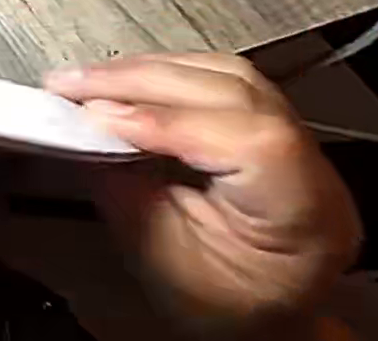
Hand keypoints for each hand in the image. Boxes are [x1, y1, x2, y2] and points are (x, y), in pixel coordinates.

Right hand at [46, 54, 361, 336]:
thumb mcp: (152, 246)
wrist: (247, 309)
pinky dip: (152, 69)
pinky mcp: (257, 122)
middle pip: (235, 93)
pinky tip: (115, 81)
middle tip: (67, 85)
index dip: (164, 119)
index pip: (252, 143)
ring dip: (142, 68)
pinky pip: (210, 74)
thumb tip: (79, 119)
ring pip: (223, 72)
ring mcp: (293, 142)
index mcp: (299, 220)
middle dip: (137, 80)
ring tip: (85, 80)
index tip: (93, 116)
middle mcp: (310, 174)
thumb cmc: (207, 293)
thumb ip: (117, 176)